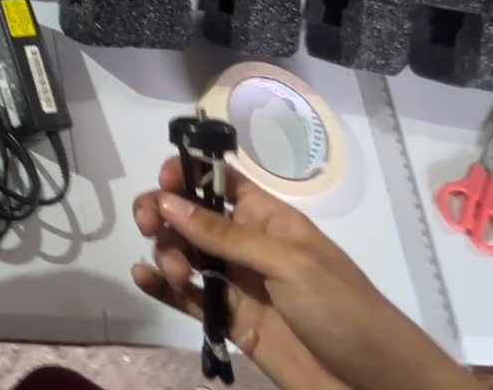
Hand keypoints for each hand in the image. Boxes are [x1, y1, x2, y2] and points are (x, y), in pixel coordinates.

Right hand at [132, 157, 474, 389]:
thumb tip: (167, 201)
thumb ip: (226, 236)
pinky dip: (160, 284)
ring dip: (167, 253)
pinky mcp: (228, 319)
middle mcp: (245, 244)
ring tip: (178, 273)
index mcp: (267, 219)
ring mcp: (235, 282)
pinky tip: (143, 277)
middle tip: (147, 225)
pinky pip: (185, 295)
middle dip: (162, 213)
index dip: (185, 174)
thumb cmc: (348, 314)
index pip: (218, 181)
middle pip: (188, 214)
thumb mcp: (290, 266)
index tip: (163, 184)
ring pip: (182, 251)